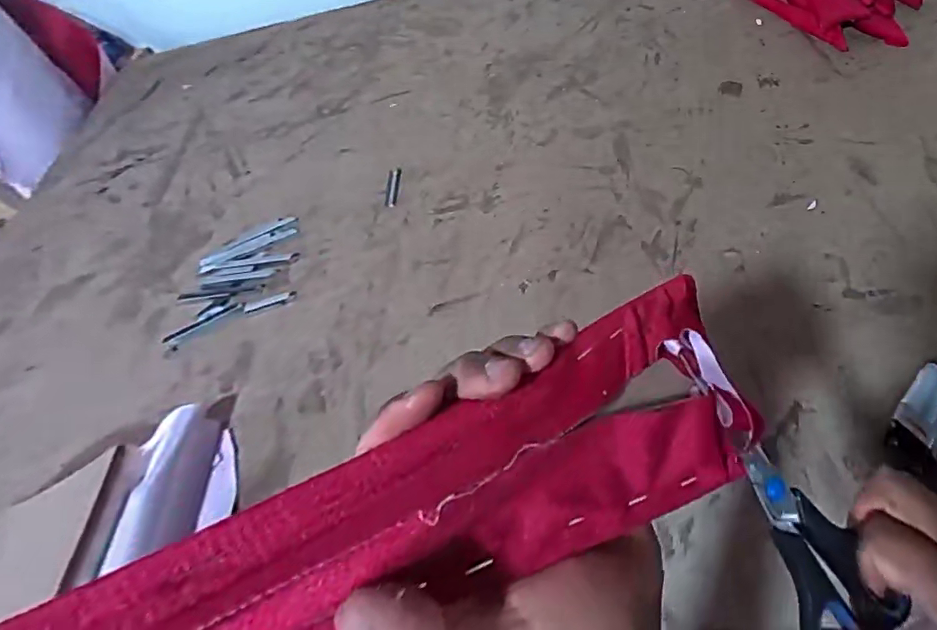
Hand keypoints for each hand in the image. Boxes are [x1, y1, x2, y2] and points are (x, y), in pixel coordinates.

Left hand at [336, 322, 665, 629]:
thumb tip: (357, 598)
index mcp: (435, 527)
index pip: (398, 461)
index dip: (403, 421)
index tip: (429, 400)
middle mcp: (475, 479)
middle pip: (452, 406)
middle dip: (471, 375)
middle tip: (506, 379)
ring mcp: (531, 452)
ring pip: (504, 384)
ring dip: (515, 356)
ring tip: (544, 355)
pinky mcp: (580, 436)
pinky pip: (564, 383)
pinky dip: (563, 352)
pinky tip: (567, 337)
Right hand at [851, 469, 936, 629]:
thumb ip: (879, 624)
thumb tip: (843, 612)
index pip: (884, 536)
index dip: (861, 560)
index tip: (868, 595)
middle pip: (902, 487)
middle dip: (867, 503)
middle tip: (856, 543)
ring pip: (924, 498)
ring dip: (894, 515)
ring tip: (886, 563)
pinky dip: (918, 530)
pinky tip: (917, 569)